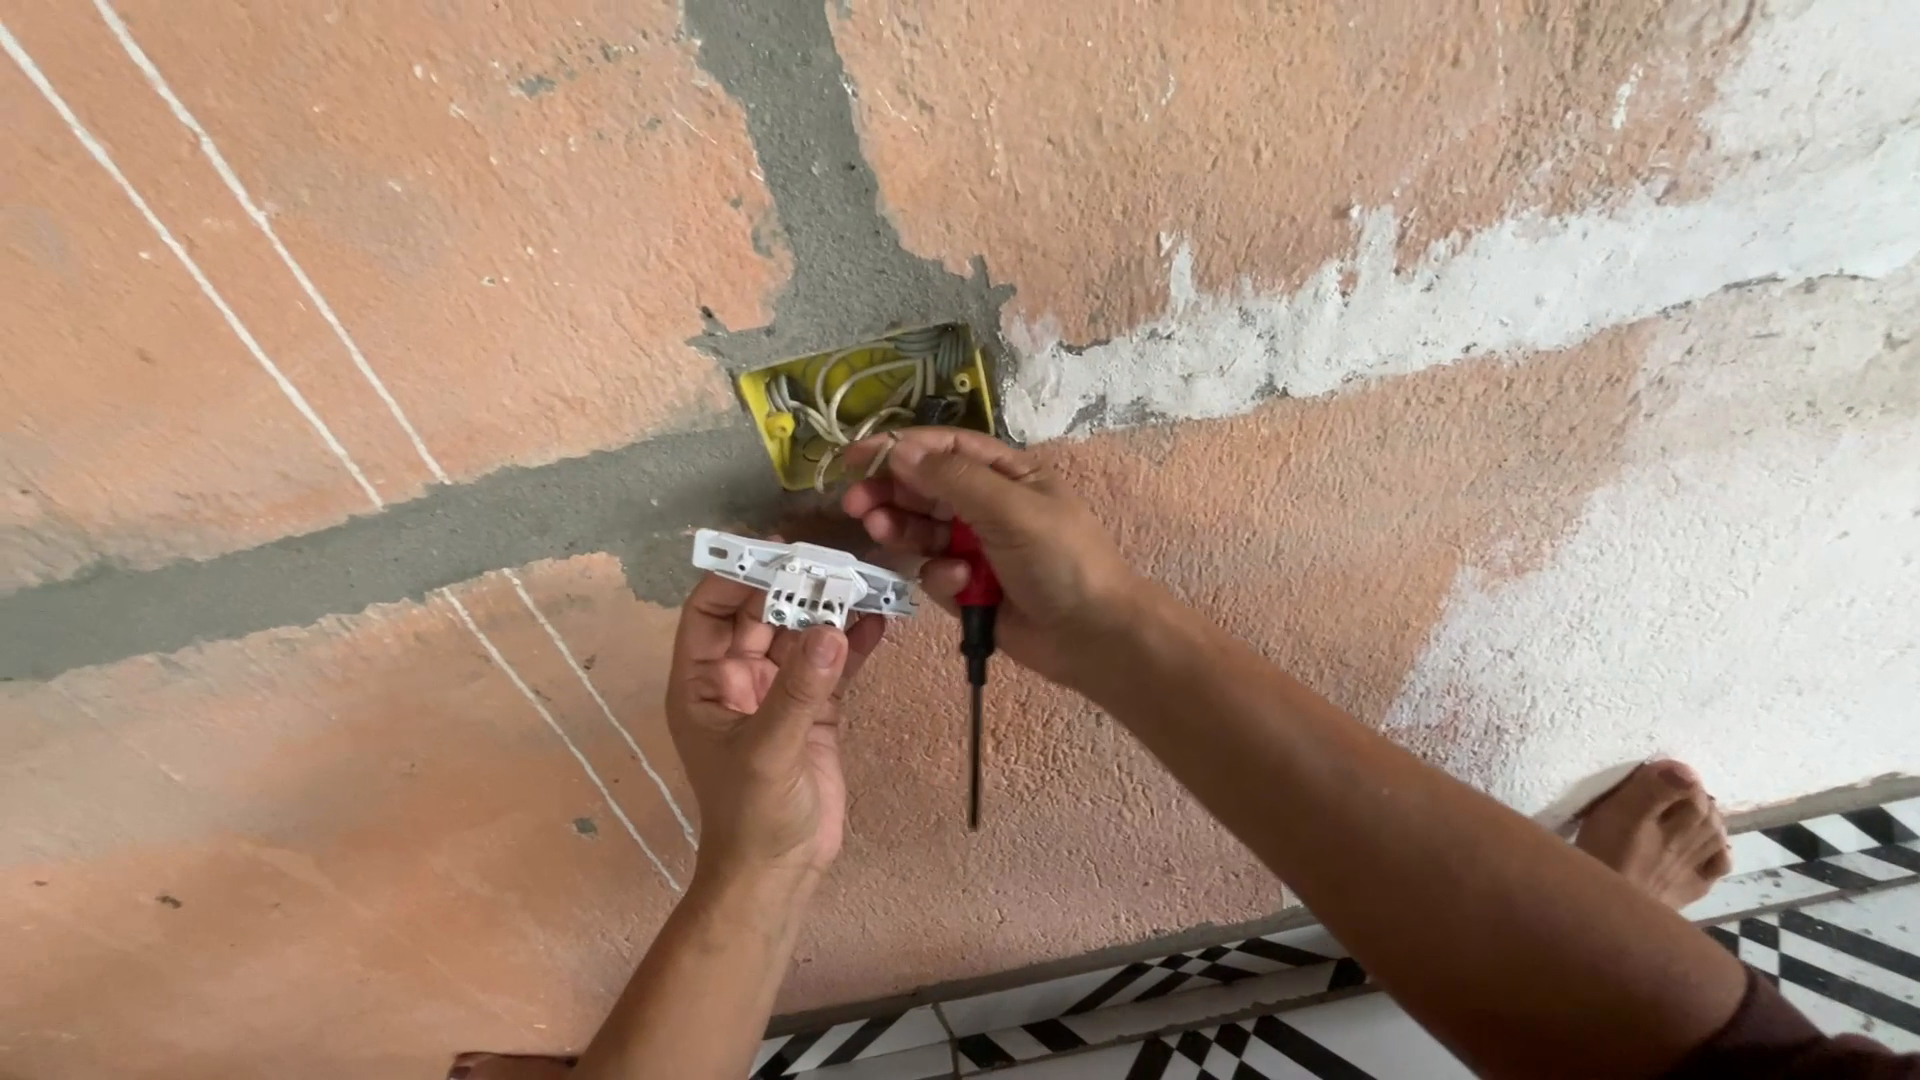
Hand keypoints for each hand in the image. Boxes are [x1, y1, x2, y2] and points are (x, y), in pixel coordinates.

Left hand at [664, 572, 885, 881]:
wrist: (783, 871)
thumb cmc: (753, 815)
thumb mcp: (767, 751)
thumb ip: (799, 690)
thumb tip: (833, 628)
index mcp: (704, 681)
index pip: (710, 611)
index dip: (736, 577)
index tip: (777, 551)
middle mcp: (739, 676)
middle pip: (763, 614)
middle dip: (795, 587)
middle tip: (836, 559)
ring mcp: (781, 689)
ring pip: (804, 633)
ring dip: (830, 609)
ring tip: (865, 581)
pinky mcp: (818, 706)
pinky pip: (835, 662)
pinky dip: (855, 641)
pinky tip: (880, 620)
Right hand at [840, 427, 1137, 687]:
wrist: (1093, 637)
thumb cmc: (1062, 560)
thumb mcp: (1012, 509)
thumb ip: (955, 480)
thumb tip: (901, 450)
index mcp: (1006, 475)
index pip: (944, 449)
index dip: (900, 447)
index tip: (855, 456)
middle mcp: (987, 506)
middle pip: (925, 489)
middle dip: (890, 492)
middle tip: (855, 502)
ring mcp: (976, 548)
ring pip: (922, 531)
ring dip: (902, 528)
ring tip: (880, 529)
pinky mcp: (968, 588)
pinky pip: (935, 573)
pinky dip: (941, 576)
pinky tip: (959, 583)